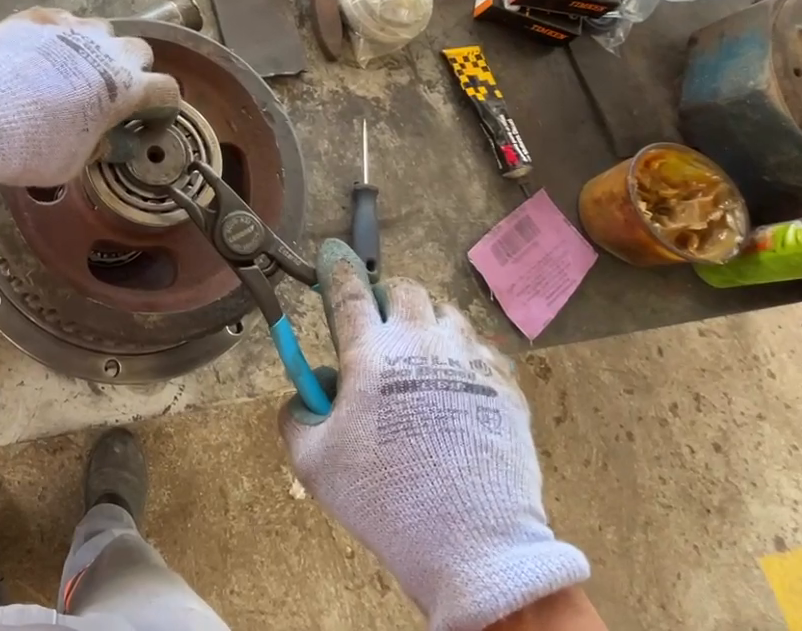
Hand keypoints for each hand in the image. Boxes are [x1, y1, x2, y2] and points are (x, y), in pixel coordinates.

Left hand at [0, 9, 180, 215]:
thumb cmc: (25, 150)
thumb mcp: (74, 163)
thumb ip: (100, 142)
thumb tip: (108, 136)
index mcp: (124, 88)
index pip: (167, 89)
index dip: (161, 106)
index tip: (145, 119)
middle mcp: (104, 49)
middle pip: (137, 50)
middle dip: (130, 70)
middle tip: (107, 93)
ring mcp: (67, 28)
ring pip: (97, 29)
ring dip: (93, 49)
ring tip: (69, 71)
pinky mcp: (32, 18)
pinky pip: (58, 21)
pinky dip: (57, 37)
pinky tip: (38, 56)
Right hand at [282, 240, 589, 630]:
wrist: (473, 545)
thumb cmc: (384, 499)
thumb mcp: (312, 461)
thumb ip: (295, 414)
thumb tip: (310, 391)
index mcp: (370, 356)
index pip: (349, 293)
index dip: (337, 270)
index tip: (332, 255)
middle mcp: (420, 345)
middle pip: (405, 290)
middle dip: (386, 295)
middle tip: (376, 323)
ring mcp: (469, 363)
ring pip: (448, 313)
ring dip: (427, 321)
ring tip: (419, 351)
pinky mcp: (506, 389)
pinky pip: (483, 350)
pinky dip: (463, 353)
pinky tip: (455, 382)